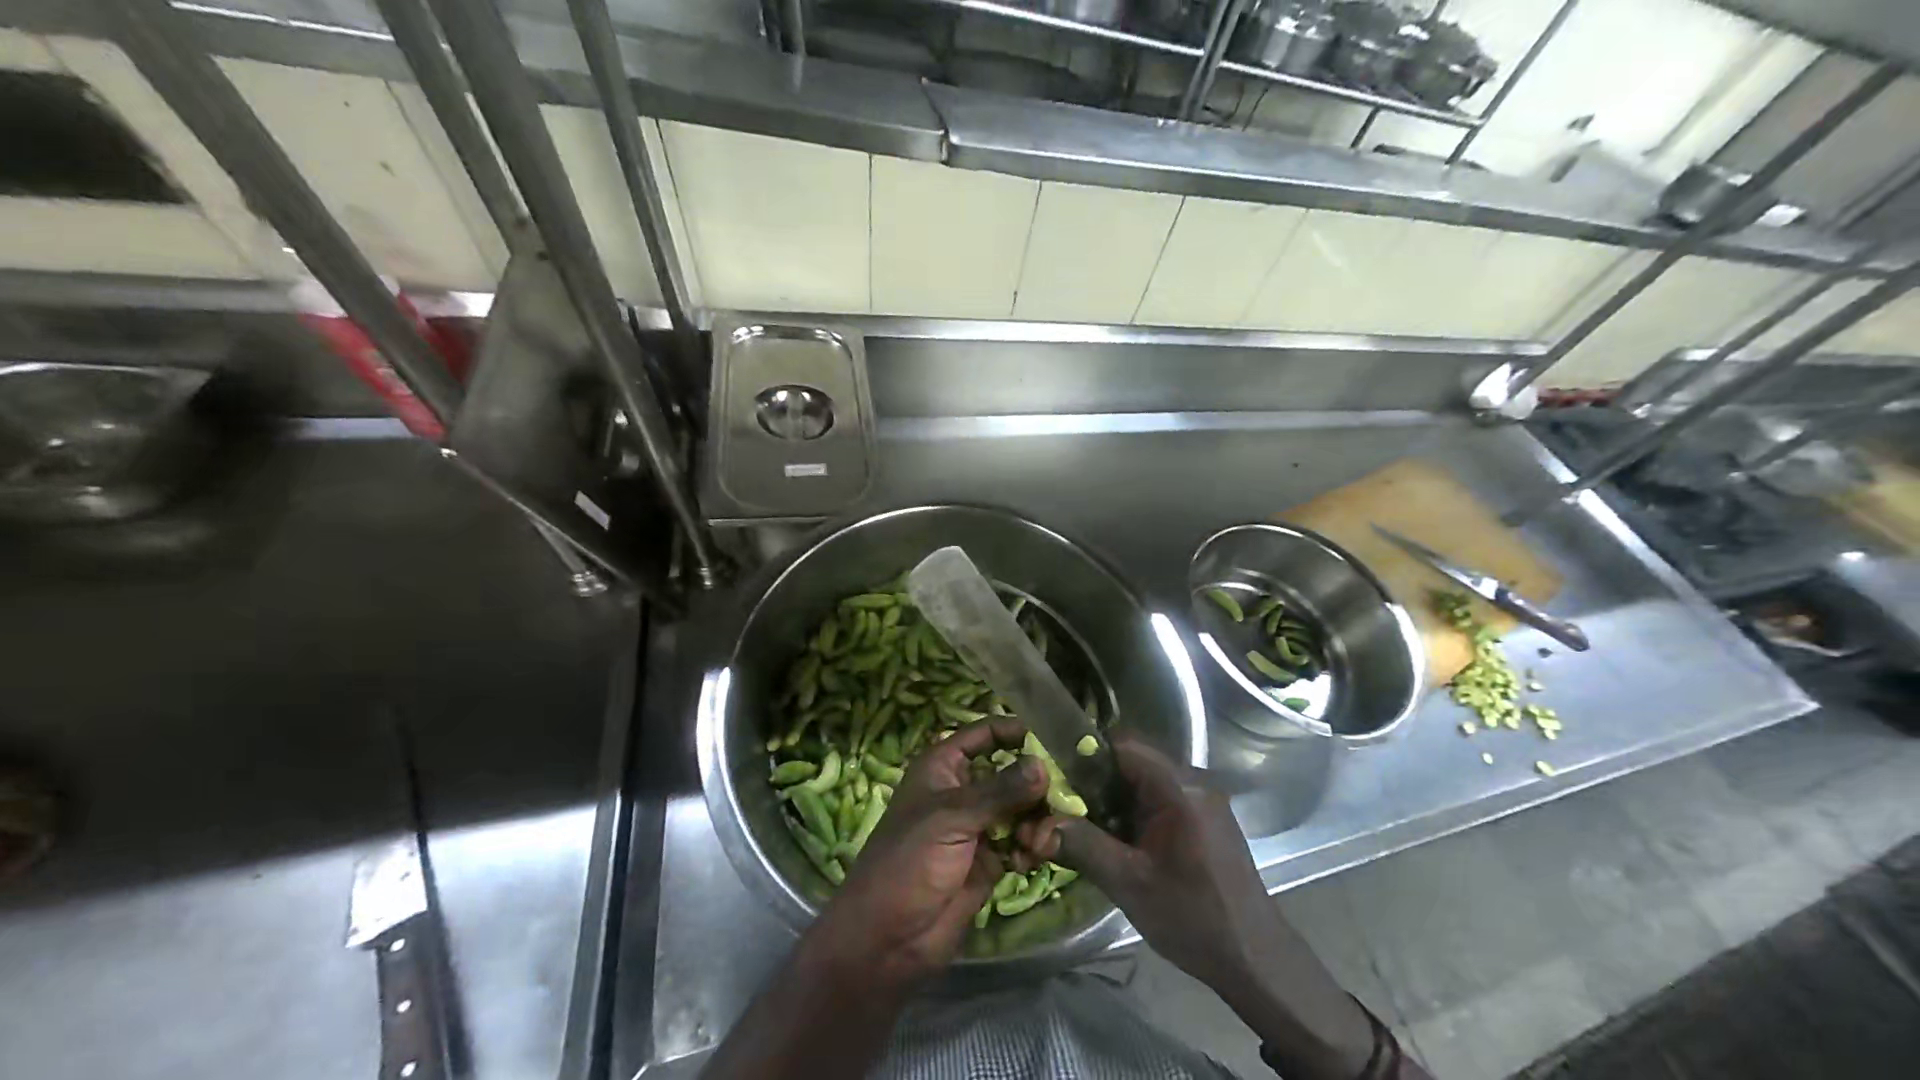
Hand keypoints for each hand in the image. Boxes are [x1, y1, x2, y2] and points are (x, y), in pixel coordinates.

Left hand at [802, 717, 1045, 989]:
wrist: (889, 937)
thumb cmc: (910, 861)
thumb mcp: (952, 817)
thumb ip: (1001, 791)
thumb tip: (1044, 764)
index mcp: (944, 766)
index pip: (985, 733)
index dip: (1016, 732)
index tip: (1054, 740)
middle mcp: (964, 790)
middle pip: (1013, 772)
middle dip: (1038, 786)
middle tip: (1061, 803)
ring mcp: (979, 826)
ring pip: (1023, 809)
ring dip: (1038, 821)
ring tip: (1039, 842)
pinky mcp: (992, 860)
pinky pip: (1024, 842)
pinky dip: (1032, 847)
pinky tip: (1030, 861)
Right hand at [1016, 732, 1375, 1079]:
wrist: (1255, 959)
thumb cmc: (1193, 917)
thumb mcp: (1129, 883)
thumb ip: (1082, 845)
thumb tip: (1035, 825)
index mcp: (1179, 787)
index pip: (1123, 745)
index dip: (1085, 754)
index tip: (1054, 775)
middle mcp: (1194, 782)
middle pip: (1132, 762)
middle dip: (1094, 781)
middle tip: (1062, 805)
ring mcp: (1203, 800)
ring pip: (1143, 781)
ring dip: (1113, 799)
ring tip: (1082, 824)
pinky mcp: (1204, 819)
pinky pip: (1159, 799)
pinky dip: (1133, 811)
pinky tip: (1117, 840)